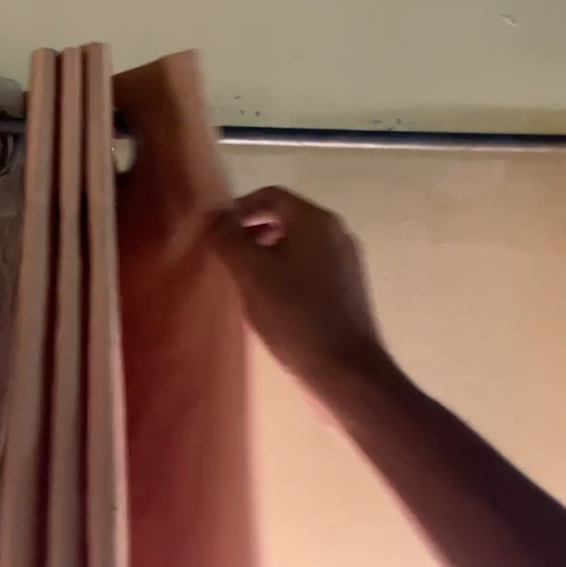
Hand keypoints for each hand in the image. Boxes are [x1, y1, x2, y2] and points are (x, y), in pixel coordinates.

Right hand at [202, 186, 385, 385]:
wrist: (346, 371)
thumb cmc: (295, 314)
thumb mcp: (251, 272)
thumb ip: (229, 237)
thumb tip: (214, 215)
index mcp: (315, 220)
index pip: (270, 195)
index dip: (239, 208)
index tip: (217, 232)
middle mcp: (336, 231)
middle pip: (285, 217)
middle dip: (252, 230)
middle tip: (229, 255)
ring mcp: (347, 259)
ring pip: (298, 242)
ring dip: (268, 251)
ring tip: (247, 278)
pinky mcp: (350, 286)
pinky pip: (312, 264)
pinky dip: (288, 269)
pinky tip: (274, 298)